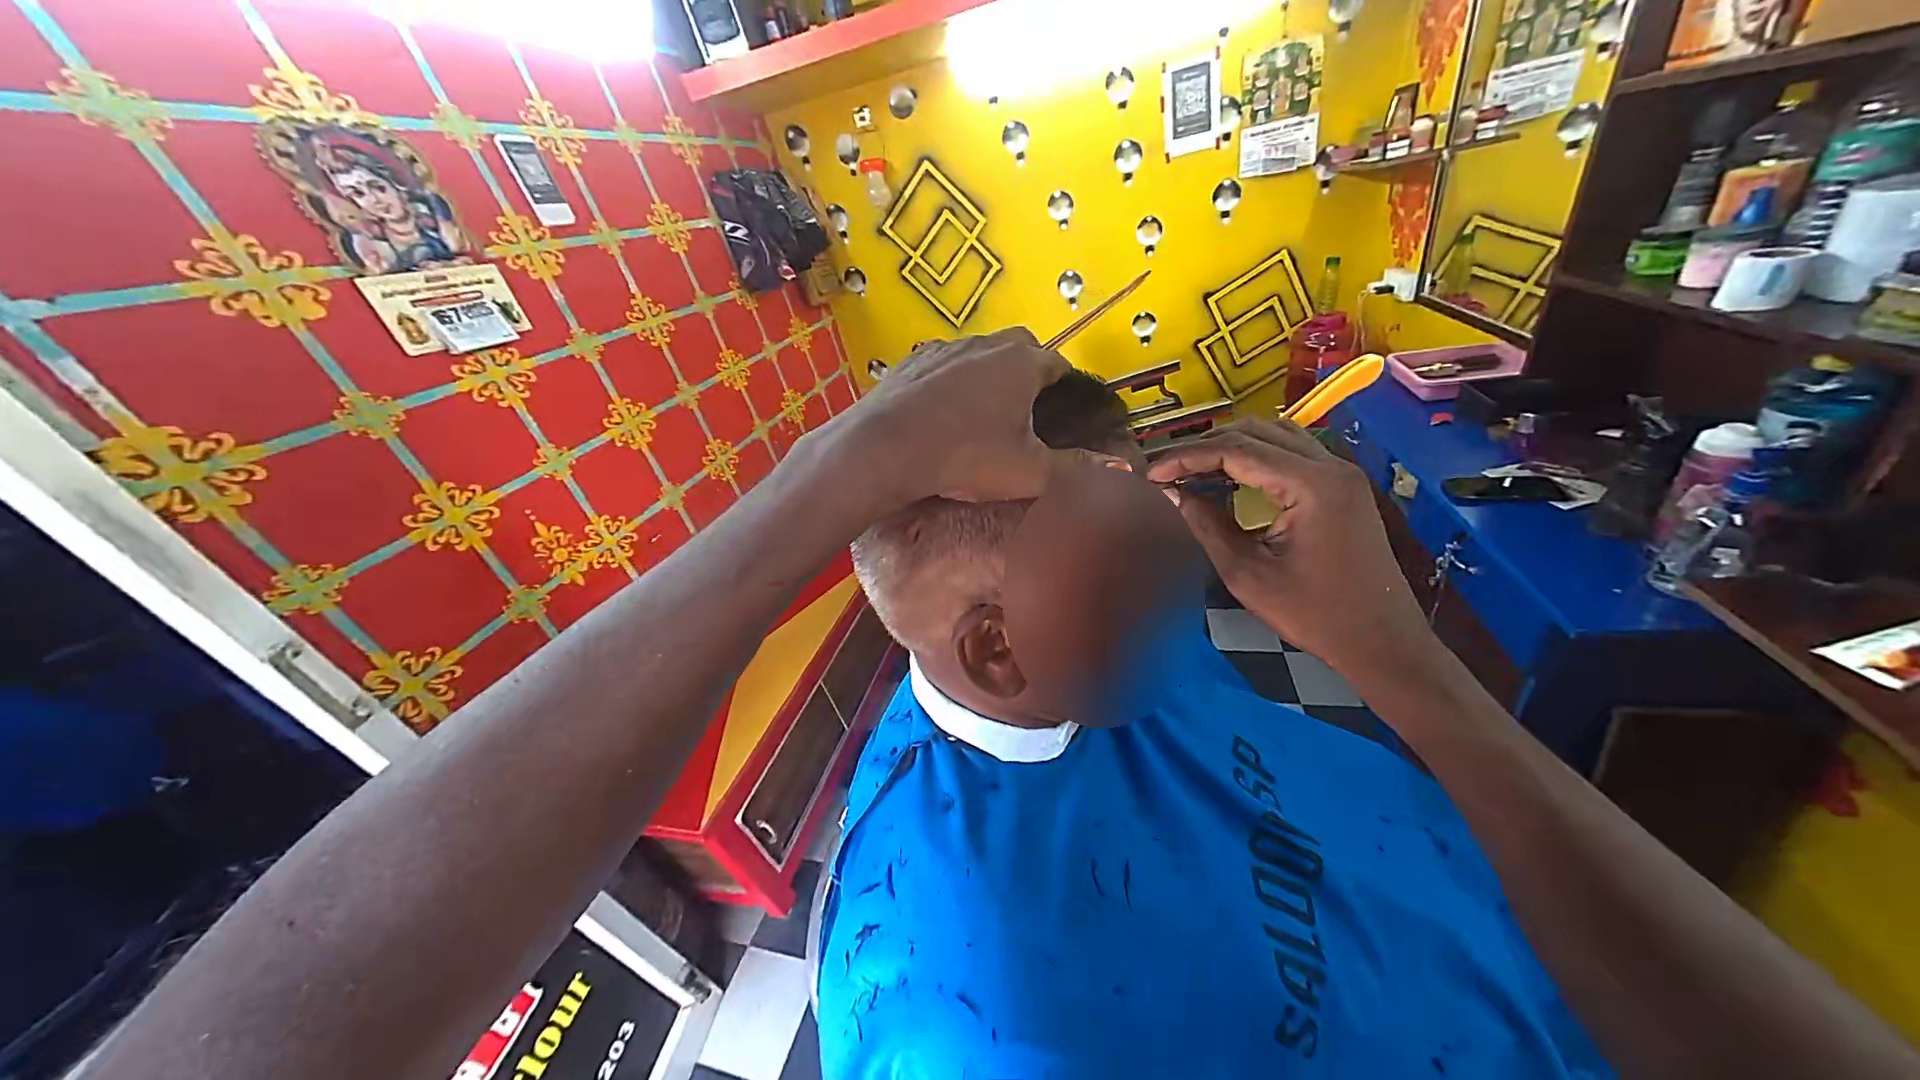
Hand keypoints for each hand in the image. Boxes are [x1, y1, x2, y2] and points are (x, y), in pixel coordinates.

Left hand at [819, 328, 1079, 506]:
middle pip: (1020, 346)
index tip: (1062, 402)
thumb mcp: (1028, 470)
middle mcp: (985, 345)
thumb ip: (1075, 469)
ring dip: (988, 372)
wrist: (886, 448)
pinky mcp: (911, 362)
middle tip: (1026, 405)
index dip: (1064, 382)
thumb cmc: (964, 456)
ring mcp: (944, 349)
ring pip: (979, 352)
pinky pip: (942, 364)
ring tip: (984, 410)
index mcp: (1022, 364)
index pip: (1057, 361)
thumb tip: (1118, 469)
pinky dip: (950, 380)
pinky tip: (943, 410)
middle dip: (1029, 368)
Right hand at [1147, 420, 1434, 678]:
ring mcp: (1341, 473)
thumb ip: (1207, 526)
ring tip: (1193, 471)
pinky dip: (1256, 457)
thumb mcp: (1247, 574)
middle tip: (1168, 472)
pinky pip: (1291, 452)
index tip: (1152, 474)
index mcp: (1311, 485)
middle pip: (1255, 432)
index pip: (1235, 450)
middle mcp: (1330, 466)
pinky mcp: (1342, 486)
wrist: (1381, 639)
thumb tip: (1173, 494)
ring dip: (1230, 447)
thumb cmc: (1314, 614)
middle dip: (1204, 447)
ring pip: (1275, 435)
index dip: (1186, 458)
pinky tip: (1230, 479)